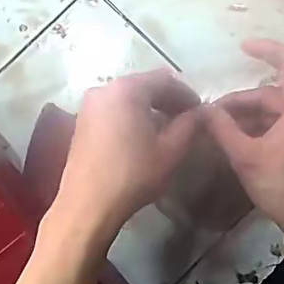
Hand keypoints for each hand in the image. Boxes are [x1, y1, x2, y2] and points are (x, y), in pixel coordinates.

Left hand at [52, 70, 200, 237]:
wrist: (88, 204)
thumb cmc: (134, 174)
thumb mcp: (172, 150)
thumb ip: (190, 124)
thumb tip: (202, 112)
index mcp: (127, 89)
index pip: (165, 79)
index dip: (187, 94)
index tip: (201, 112)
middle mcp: (104, 88)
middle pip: (144, 85)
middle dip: (168, 100)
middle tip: (187, 120)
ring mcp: (89, 105)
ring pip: (129, 98)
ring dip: (151, 109)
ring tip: (167, 130)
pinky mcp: (82, 122)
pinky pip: (115, 109)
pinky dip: (133, 116)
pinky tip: (143, 137)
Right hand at [203, 41, 283, 240]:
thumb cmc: (281, 187)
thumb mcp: (245, 157)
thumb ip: (222, 128)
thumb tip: (203, 110)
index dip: (266, 49)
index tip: (242, 48)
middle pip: (274, 91)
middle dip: (243, 100)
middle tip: (214, 114)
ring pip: (277, 107)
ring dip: (250, 114)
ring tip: (221, 127)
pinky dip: (262, 124)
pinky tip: (238, 136)